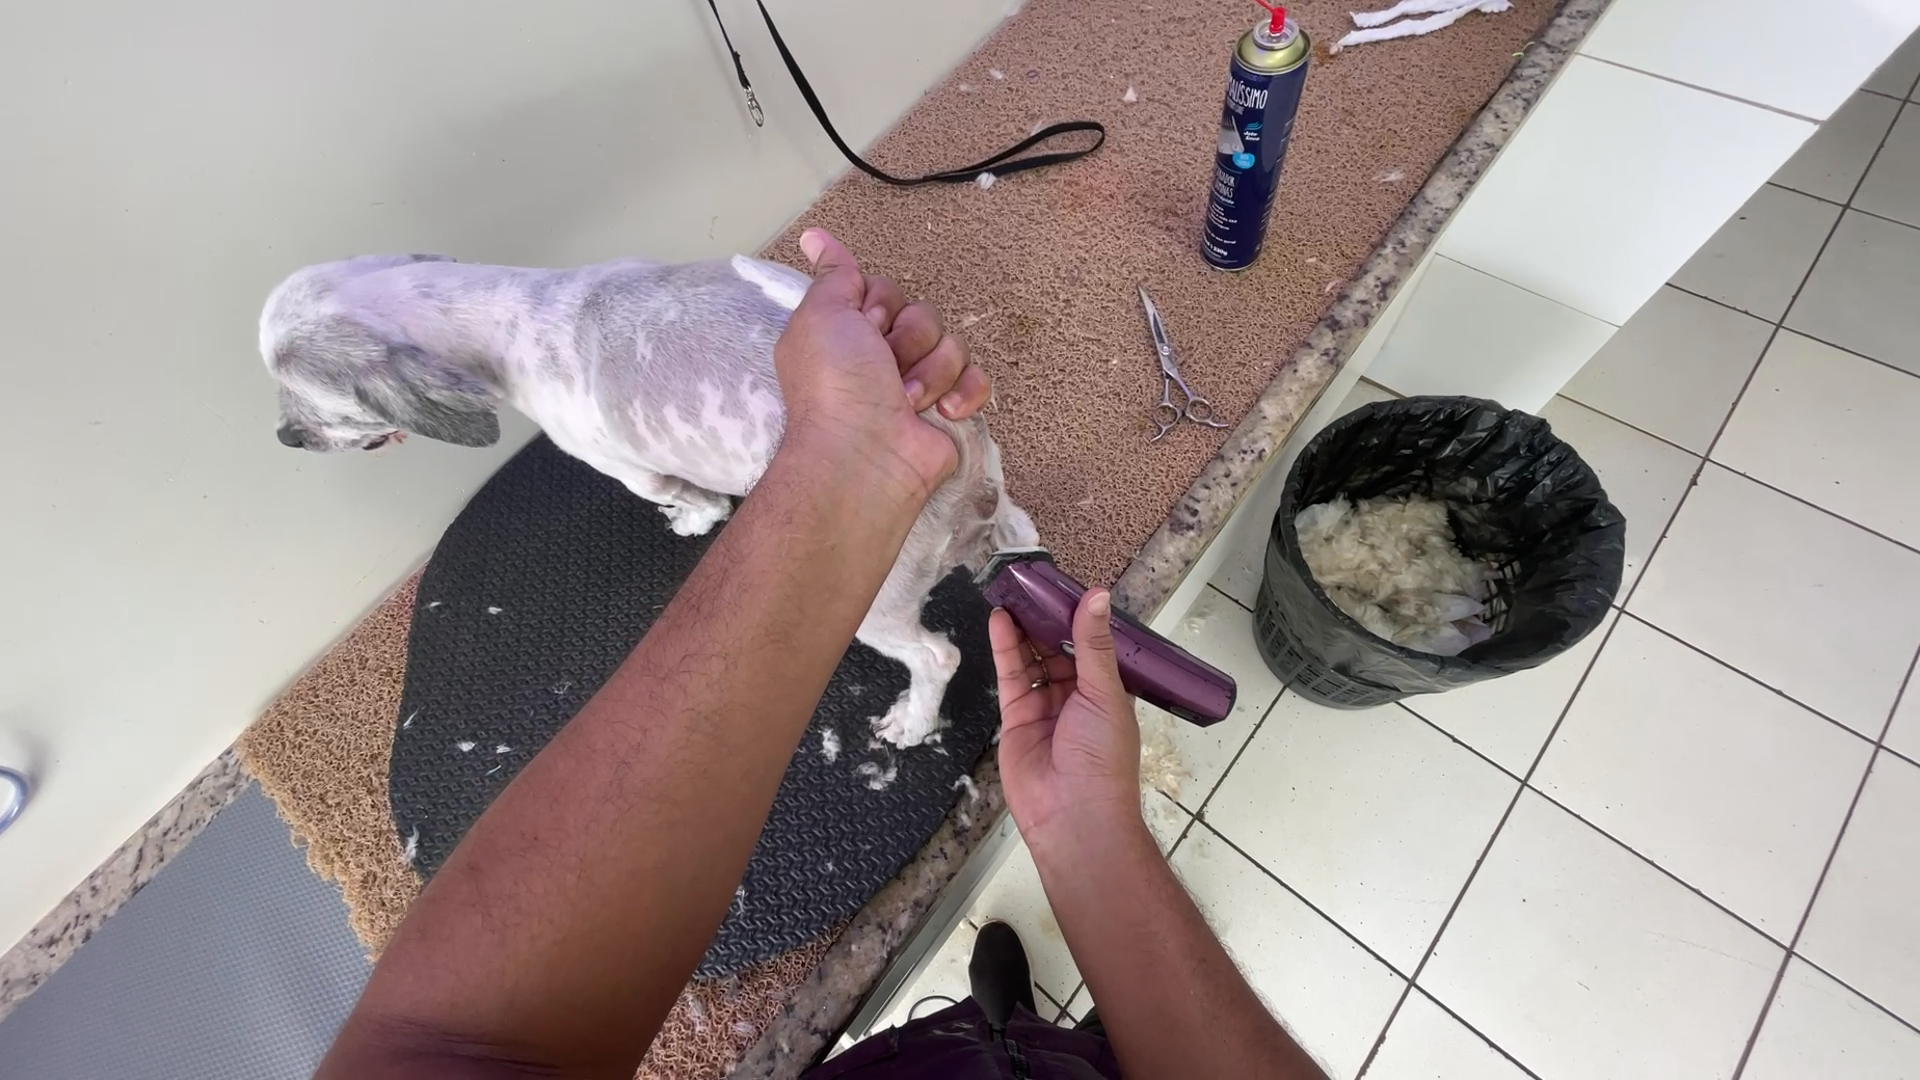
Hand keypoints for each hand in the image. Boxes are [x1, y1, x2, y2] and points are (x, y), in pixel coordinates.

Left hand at [774, 229, 991, 500]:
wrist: (866, 454)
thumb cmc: (836, 384)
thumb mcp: (821, 315)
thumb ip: (832, 276)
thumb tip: (815, 237)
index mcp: (850, 334)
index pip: (884, 290)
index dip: (879, 303)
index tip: (865, 322)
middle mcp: (883, 358)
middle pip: (922, 313)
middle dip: (907, 337)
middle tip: (885, 367)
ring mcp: (920, 385)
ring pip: (951, 344)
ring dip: (929, 371)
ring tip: (905, 401)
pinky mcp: (950, 410)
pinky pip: (977, 379)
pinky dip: (963, 393)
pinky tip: (941, 412)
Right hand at [990, 589, 1143, 848]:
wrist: (1072, 816)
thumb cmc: (1101, 755)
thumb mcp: (1104, 694)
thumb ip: (1093, 644)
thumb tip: (1098, 594)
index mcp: (1106, 690)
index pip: (1090, 644)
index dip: (1077, 616)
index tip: (1064, 584)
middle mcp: (1076, 694)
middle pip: (1057, 647)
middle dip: (1045, 617)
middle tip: (1030, 582)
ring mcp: (1044, 705)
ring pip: (1032, 657)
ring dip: (1023, 627)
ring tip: (1011, 593)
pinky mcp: (1016, 715)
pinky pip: (1011, 675)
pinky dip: (1005, 648)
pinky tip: (1000, 620)